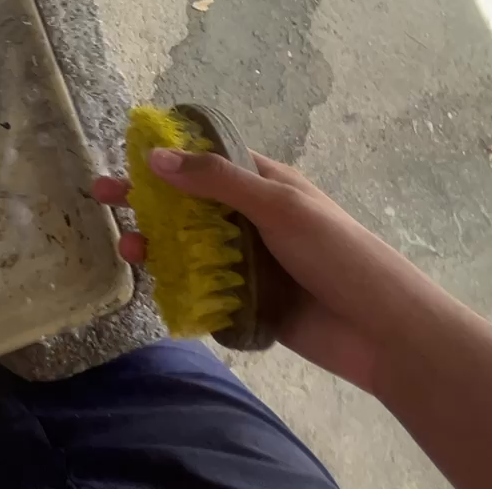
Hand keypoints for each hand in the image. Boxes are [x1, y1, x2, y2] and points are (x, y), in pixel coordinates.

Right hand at [93, 148, 451, 393]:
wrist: (392, 339)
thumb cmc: (342, 258)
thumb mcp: (280, 207)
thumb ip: (216, 181)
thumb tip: (154, 156)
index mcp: (263, 186)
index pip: (205, 159)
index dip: (165, 153)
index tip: (124, 152)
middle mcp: (249, 218)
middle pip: (183, 200)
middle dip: (141, 197)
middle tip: (99, 194)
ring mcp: (245, 259)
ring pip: (184, 243)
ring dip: (151, 241)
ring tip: (127, 249)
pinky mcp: (243, 297)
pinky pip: (197, 283)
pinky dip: (172, 280)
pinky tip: (152, 281)